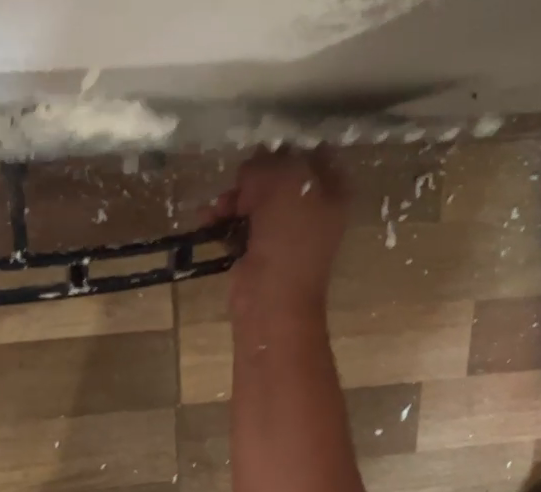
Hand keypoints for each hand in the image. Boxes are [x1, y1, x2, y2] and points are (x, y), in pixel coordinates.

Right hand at [210, 152, 347, 316]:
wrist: (271, 301)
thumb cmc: (287, 239)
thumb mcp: (283, 184)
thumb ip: (267, 163)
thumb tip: (249, 169)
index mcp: (332, 190)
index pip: (313, 152)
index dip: (287, 144)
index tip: (262, 142)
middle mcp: (311, 208)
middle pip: (279, 175)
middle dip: (253, 175)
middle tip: (240, 181)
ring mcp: (284, 232)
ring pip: (255, 199)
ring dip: (233, 198)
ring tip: (218, 207)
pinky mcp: (259, 251)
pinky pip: (239, 224)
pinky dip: (223, 220)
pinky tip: (207, 220)